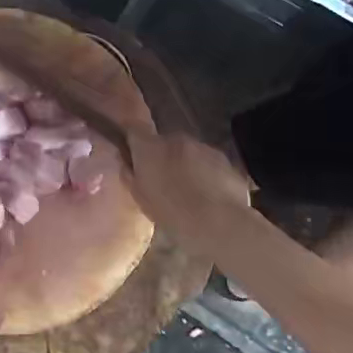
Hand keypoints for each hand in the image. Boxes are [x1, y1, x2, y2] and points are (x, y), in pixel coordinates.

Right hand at [122, 128, 254, 259]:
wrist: (218, 223)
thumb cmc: (171, 212)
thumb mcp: (140, 198)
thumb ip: (129, 175)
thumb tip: (126, 164)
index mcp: (150, 147)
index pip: (134, 130)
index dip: (132, 139)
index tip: (132, 152)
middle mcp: (176, 140)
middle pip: (165, 142)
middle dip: (163, 156)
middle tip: (164, 180)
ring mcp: (204, 148)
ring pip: (190, 152)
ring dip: (187, 164)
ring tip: (191, 191)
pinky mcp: (226, 160)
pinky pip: (210, 163)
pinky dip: (208, 174)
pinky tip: (211, 196)